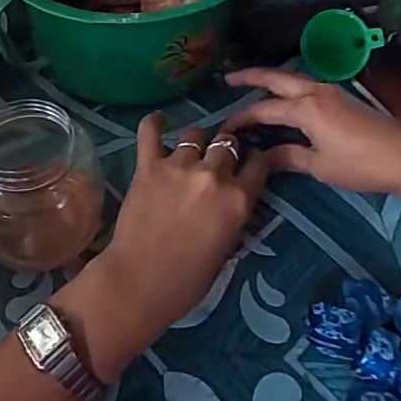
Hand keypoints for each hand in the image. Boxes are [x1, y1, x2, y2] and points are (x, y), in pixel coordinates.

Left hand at [53, 114, 268, 379]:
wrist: (141, 280)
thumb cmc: (189, 278)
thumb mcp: (227, 248)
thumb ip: (234, 217)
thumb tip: (234, 202)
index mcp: (239, 199)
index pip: (258, 164)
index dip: (255, 161)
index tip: (249, 163)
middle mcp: (213, 175)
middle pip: (227, 145)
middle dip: (225, 151)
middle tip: (215, 162)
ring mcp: (179, 166)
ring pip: (195, 135)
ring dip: (195, 143)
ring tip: (189, 153)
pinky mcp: (148, 166)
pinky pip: (150, 131)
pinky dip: (155, 123)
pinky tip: (159, 121)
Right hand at [220, 67, 400, 196]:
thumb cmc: (364, 164)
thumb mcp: (320, 166)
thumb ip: (288, 157)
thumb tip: (263, 157)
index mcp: (305, 109)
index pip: (262, 110)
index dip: (240, 119)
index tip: (224, 129)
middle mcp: (315, 93)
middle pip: (275, 78)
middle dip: (250, 76)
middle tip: (228, 78)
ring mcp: (331, 93)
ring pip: (292, 79)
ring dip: (270, 80)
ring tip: (252, 86)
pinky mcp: (343, 100)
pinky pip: (305, 87)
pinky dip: (287, 88)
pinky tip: (285, 99)